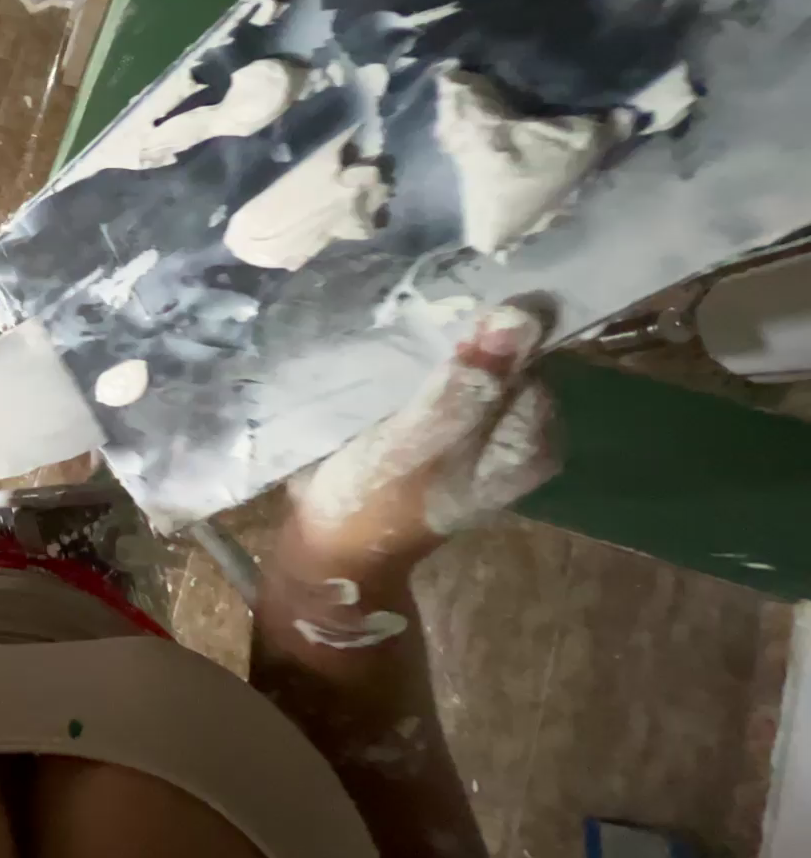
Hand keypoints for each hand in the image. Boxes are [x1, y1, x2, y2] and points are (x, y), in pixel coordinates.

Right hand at [287, 304, 559, 571]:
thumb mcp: (415, 440)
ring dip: (430, 355)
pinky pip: (440, 391)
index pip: (528, 356)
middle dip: (455, 340)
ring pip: (466, 375)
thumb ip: (465, 384)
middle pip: (498, 364)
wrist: (330, 550)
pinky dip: (415, 376)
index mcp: (527, 441)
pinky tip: (384, 370)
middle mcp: (514, 438)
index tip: (435, 307)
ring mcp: (475, 441)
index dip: (486, 327)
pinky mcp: (439, 441)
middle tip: (401, 325)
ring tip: (387, 340)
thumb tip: (522, 311)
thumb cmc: (372, 499)